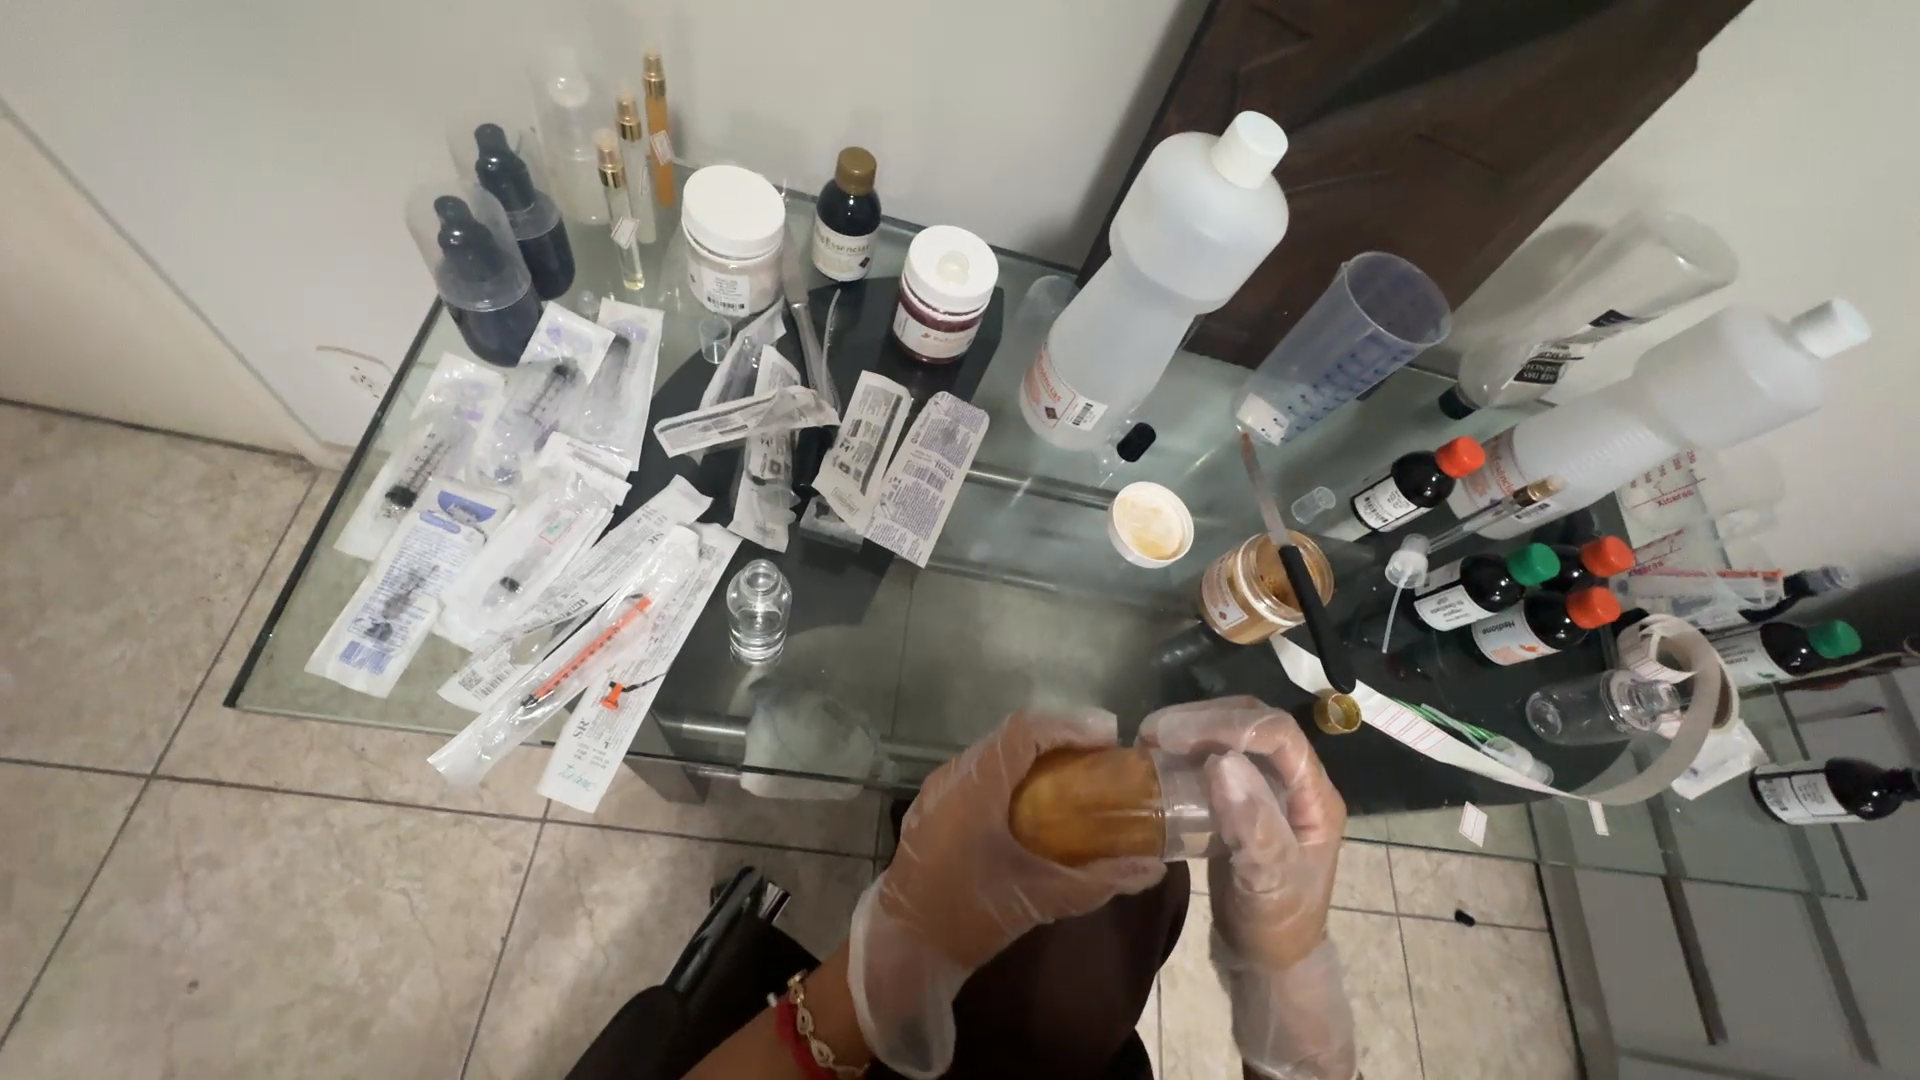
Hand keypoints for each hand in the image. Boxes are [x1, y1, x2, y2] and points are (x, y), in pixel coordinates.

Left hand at [848, 709, 1165, 1077]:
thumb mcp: (1039, 899)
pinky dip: (1014, 771)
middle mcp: (953, 776)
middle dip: (1058, 736)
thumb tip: (1152, 868)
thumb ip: (1097, 880)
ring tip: (1076, 770)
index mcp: (974, 787)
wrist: (902, 948)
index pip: (1024, 732)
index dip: (1068, 726)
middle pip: (1011, 734)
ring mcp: (939, 788)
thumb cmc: (968, 916)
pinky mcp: (935, 805)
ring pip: (994, 750)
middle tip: (1100, 753)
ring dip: (1036, 752)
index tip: (1108, 737)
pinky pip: (980, 770)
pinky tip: (1037, 798)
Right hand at [1141, 697, 1357, 1079]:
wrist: (1266, 958)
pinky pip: (1215, 756)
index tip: (1175, 737)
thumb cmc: (1276, 924)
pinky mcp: (1240, 796)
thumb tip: (1221, 761)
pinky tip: (1159, 757)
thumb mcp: (1267, 882)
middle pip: (1255, 722)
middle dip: (1205, 718)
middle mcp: (1293, 781)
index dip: (1228, 725)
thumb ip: (1251, 823)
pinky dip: (1187, 749)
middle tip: (1156, 732)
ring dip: (1193, 728)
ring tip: (1152, 738)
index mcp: (1314, 795)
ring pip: (1233, 733)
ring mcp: (1267, 787)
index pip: (1279, 734)